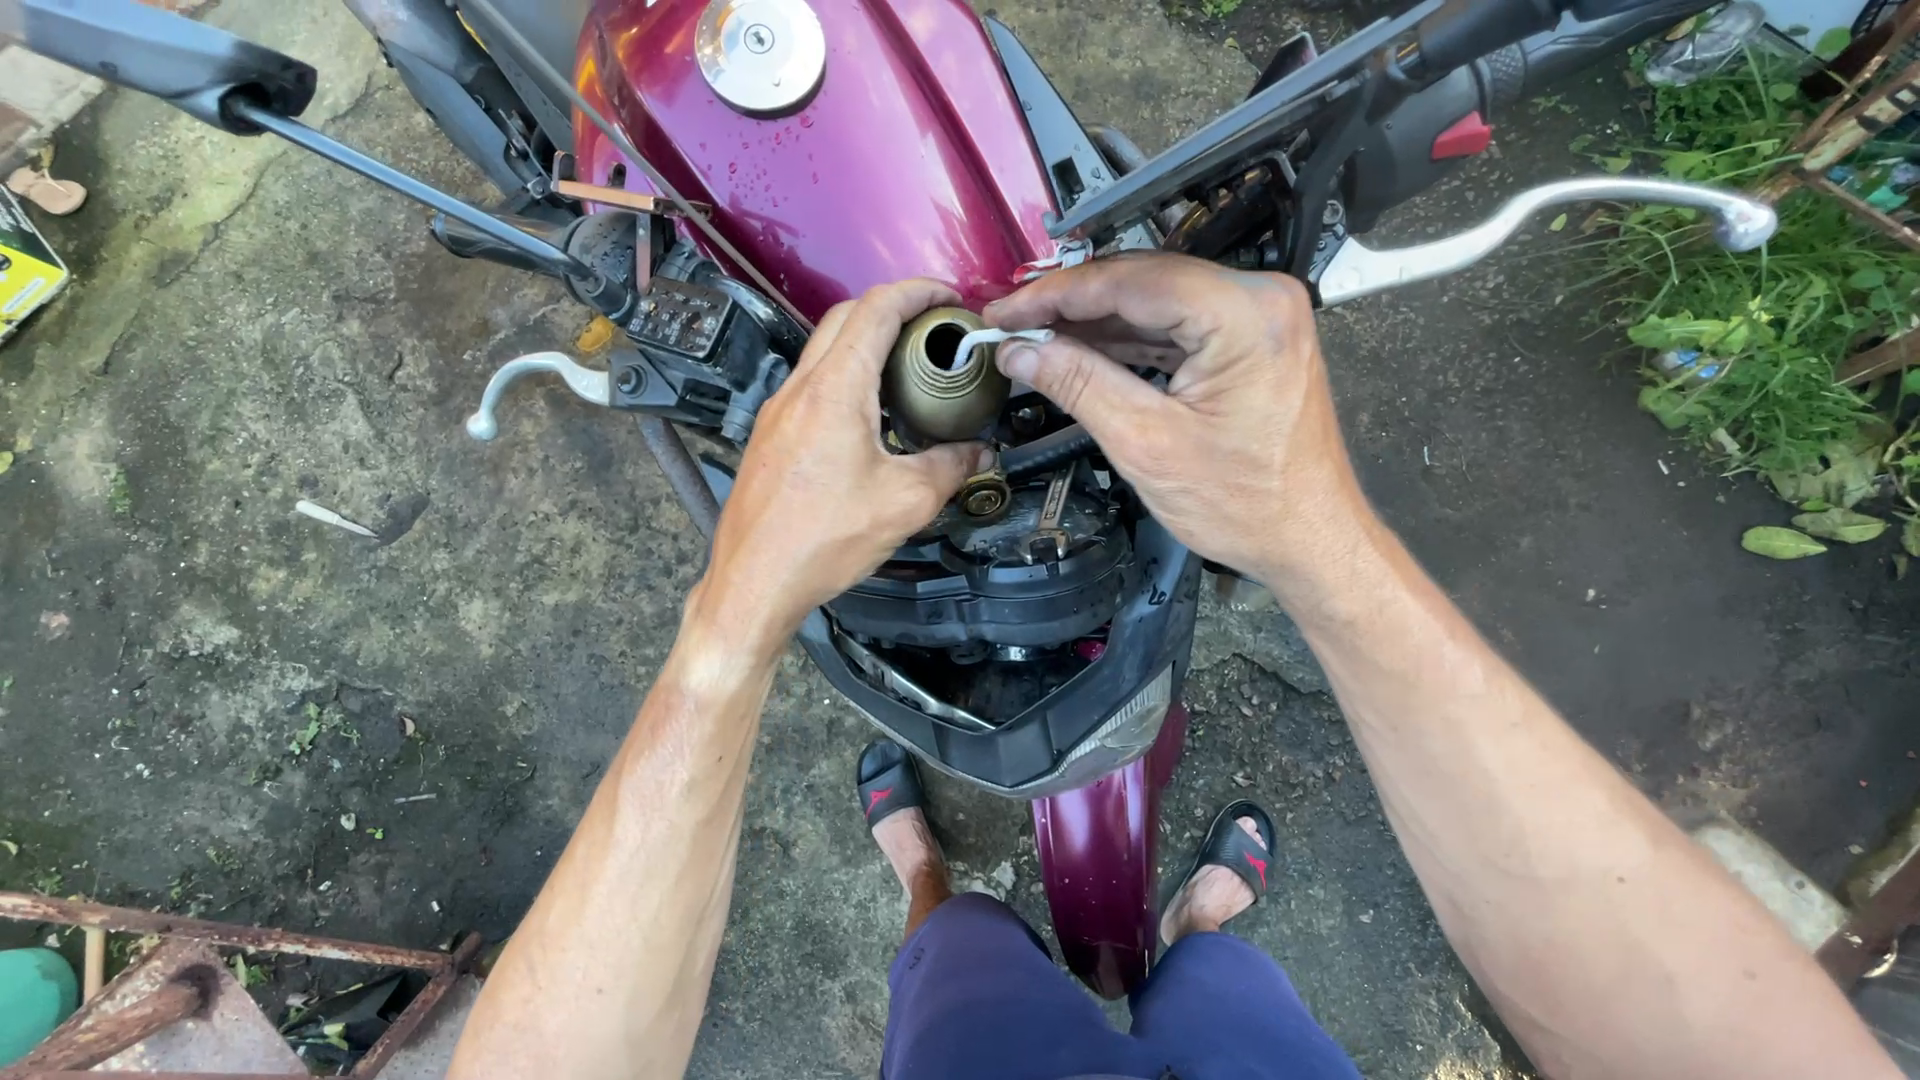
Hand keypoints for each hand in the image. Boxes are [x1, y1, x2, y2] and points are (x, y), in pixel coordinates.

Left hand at [693, 279, 988, 648]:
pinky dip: (845, 377)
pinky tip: (870, 413)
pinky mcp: (771, 436)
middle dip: (891, 307)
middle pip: (844, 317)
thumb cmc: (820, 541)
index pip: (875, 309)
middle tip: (932, 325)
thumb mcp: (906, 502)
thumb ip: (951, 467)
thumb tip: (979, 454)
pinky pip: (810, 385)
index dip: (916, 291)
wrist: (755, 582)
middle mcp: (799, 390)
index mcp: (834, 390)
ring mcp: (778, 412)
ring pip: (823, 350)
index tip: (946, 296)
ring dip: (865, 343)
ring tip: (907, 366)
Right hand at [985, 253, 1371, 595]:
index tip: (1006, 311)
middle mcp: (1261, 299)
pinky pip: (1176, 327)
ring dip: (1094, 322)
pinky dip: (1127, 339)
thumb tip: (1022, 351)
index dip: (1056, 294)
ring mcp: (1258, 318)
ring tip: (1034, 339)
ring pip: (1155, 303)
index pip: (1131, 279)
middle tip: (1012, 324)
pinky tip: (1081, 349)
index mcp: (1246, 315)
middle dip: (1071, 304)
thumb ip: (1079, 384)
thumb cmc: (1247, 505)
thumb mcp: (1146, 444)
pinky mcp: (1250, 342)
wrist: (1308, 540)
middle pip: (1143, 282)